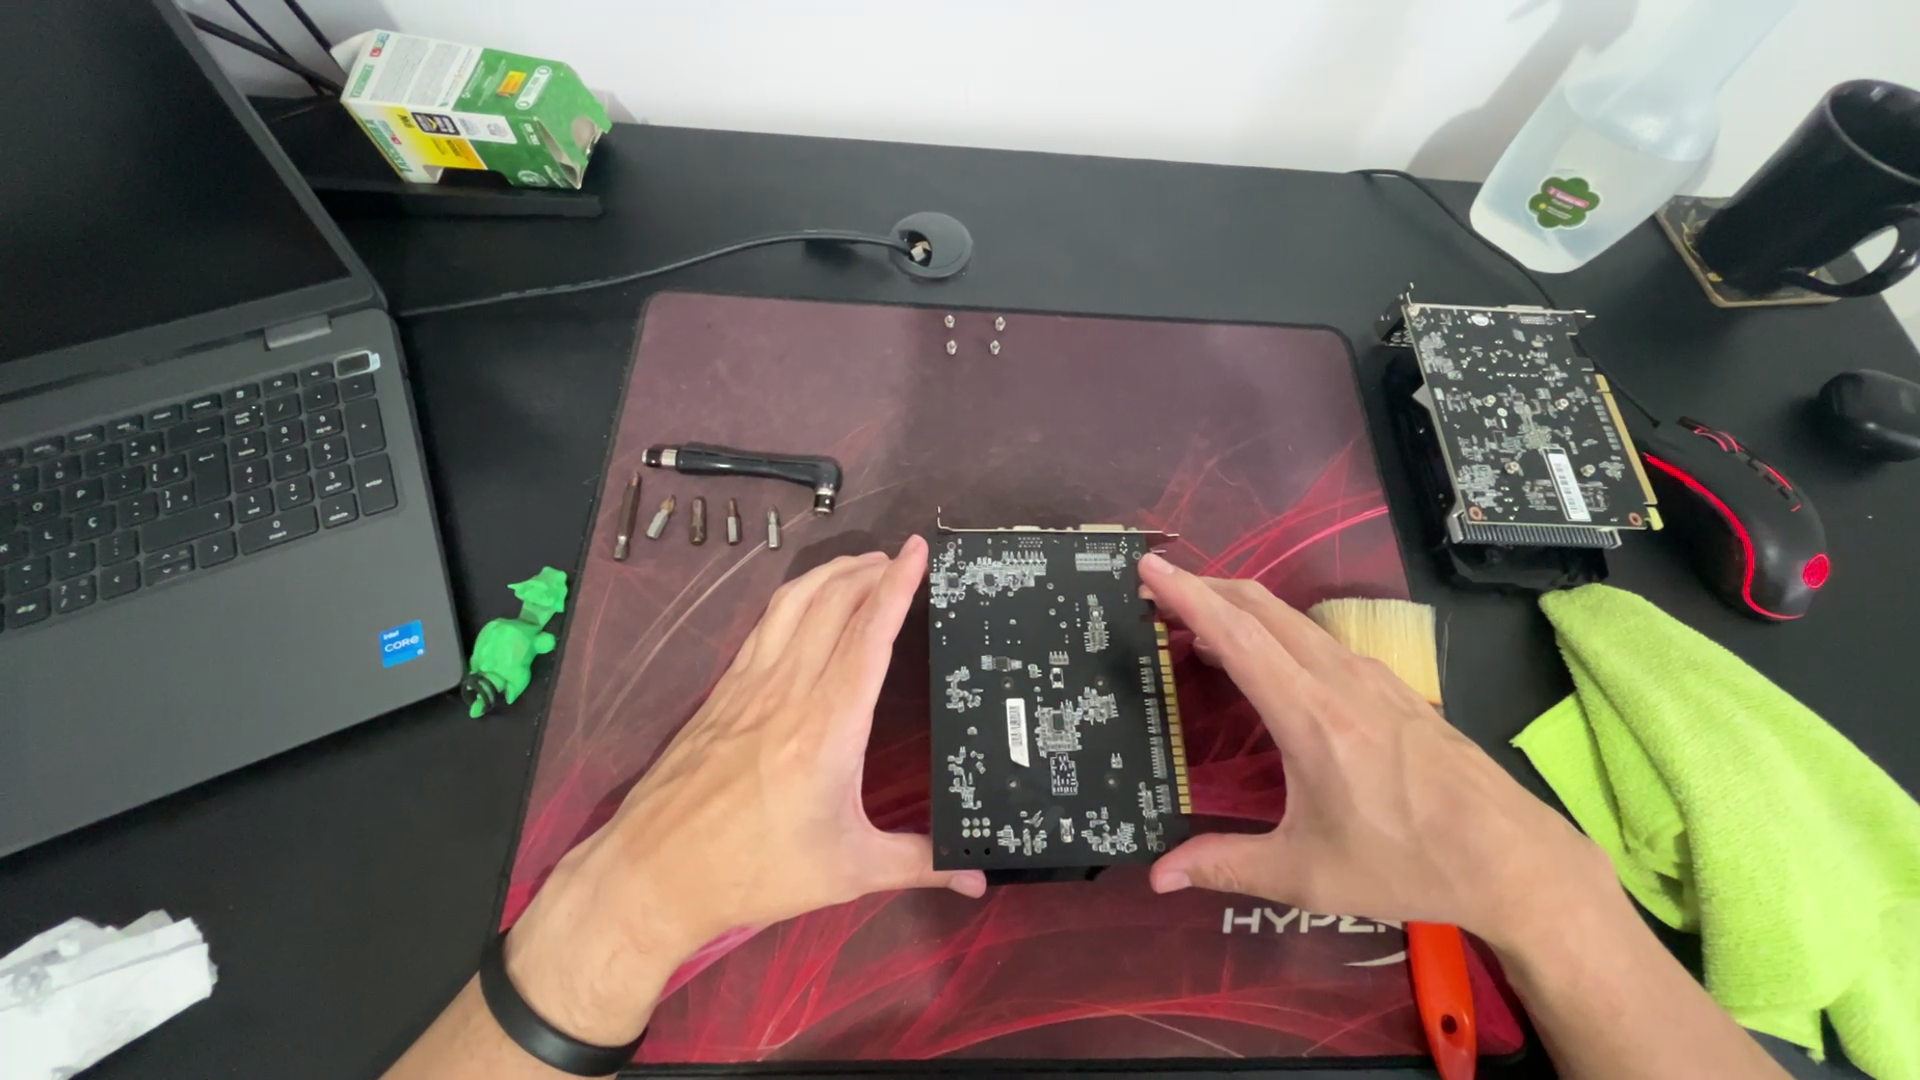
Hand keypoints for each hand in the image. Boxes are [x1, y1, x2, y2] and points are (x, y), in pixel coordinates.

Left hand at [503, 537, 984, 1044]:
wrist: (654, 873)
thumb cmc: (755, 872)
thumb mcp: (848, 871)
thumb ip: (917, 864)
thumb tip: (977, 881)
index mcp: (829, 726)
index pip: (870, 636)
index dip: (898, 587)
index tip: (917, 551)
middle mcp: (790, 690)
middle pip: (833, 605)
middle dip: (871, 570)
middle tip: (901, 557)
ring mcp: (750, 684)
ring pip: (794, 603)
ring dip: (832, 574)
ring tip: (862, 564)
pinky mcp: (723, 690)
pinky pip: (766, 624)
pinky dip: (795, 596)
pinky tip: (807, 600)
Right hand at [1138, 554, 1612, 947]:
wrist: (1516, 859)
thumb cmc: (1407, 862)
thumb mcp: (1307, 874)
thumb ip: (1225, 865)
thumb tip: (1158, 877)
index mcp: (1310, 715)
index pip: (1236, 635)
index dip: (1186, 595)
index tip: (1148, 566)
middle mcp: (1337, 678)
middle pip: (1258, 606)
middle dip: (1202, 586)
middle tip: (1155, 587)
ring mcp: (1368, 674)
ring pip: (1288, 617)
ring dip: (1236, 605)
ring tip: (1194, 622)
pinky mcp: (1388, 683)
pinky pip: (1313, 637)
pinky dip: (1270, 629)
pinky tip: (1260, 659)